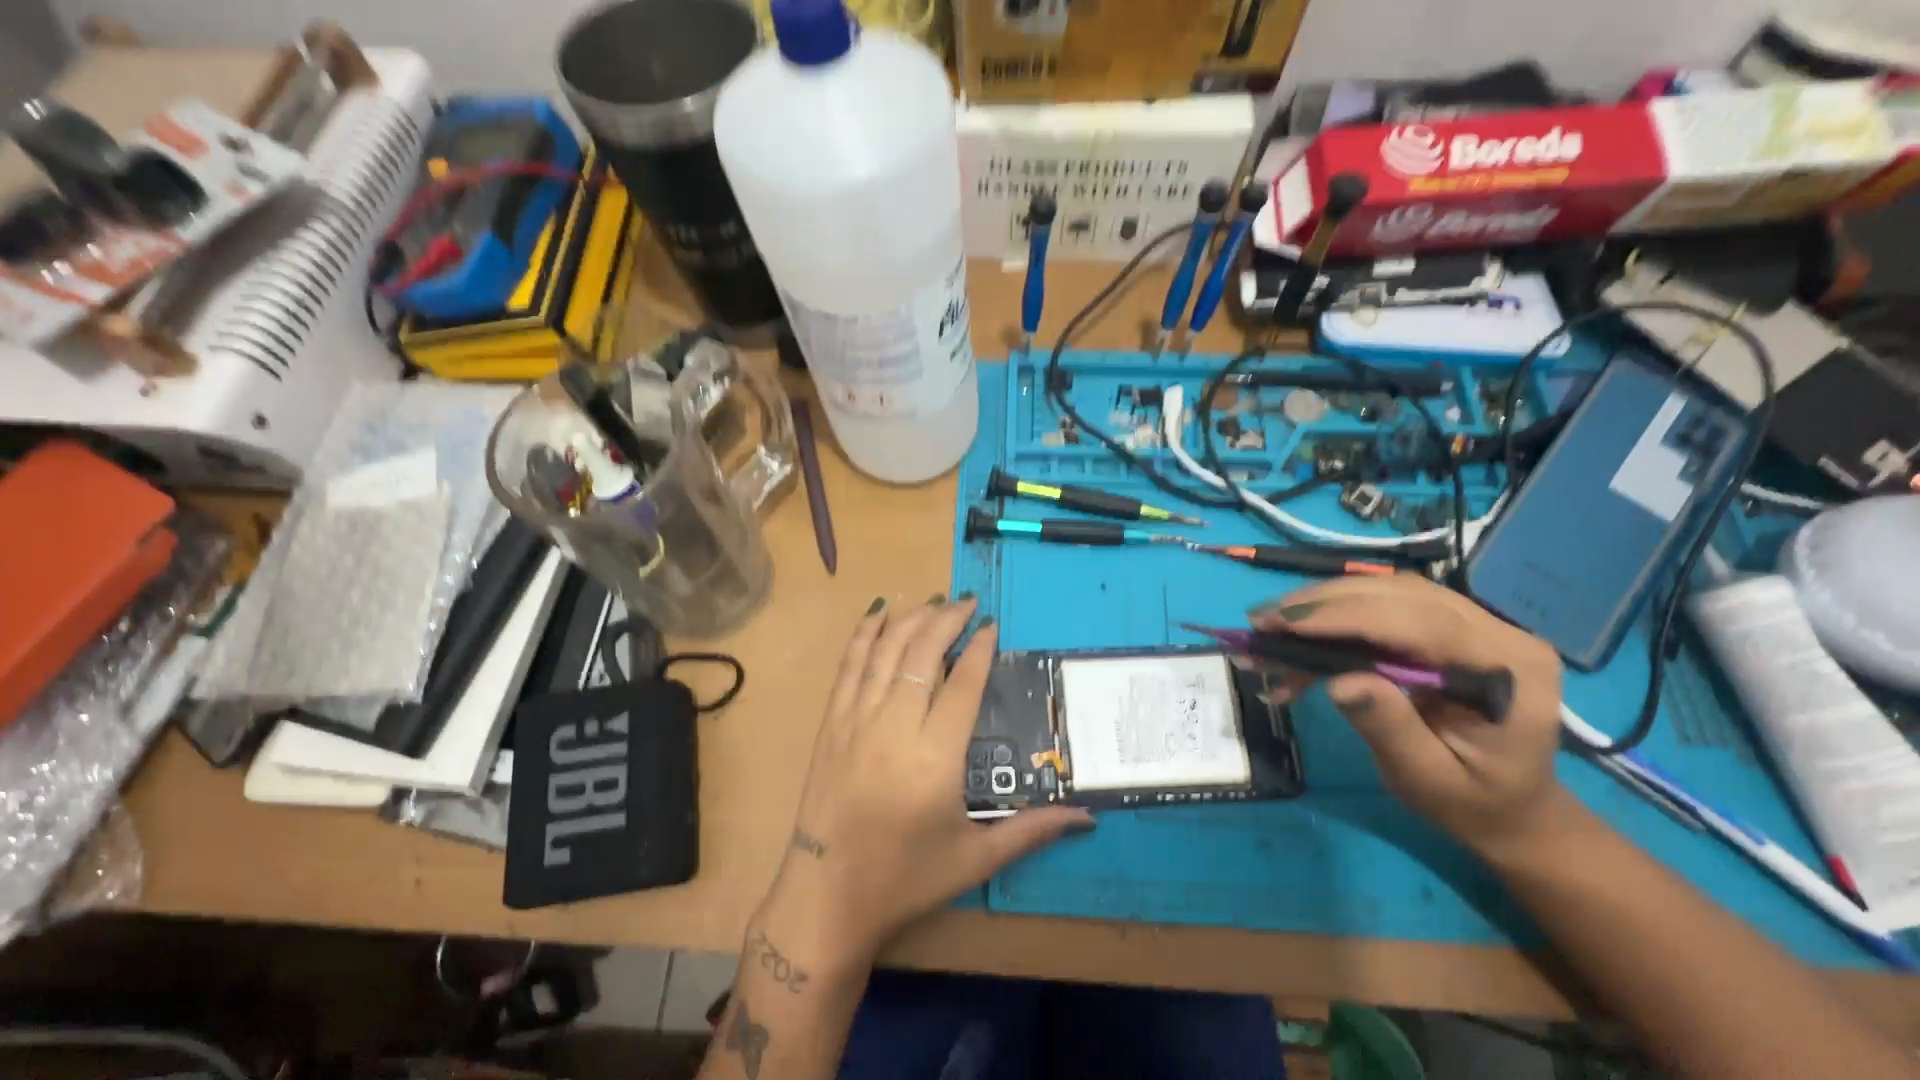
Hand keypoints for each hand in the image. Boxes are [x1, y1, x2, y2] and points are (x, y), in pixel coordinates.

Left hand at [758, 595, 1092, 968]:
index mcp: (934, 757)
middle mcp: (893, 727)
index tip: (992, 626)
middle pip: (921, 653)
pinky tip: (879, 616)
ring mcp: (855, 722)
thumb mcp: (975, 858)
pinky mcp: (830, 726)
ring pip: (884, 651)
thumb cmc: (905, 880)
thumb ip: (1032, 831)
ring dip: (910, 619)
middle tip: (969, 604)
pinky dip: (865, 635)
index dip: (979, 649)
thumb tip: (1087, 818)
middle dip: (946, 620)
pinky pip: (848, 667)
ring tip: (934, 602)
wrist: (826, 898)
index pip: (961, 683)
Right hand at [1248, 575, 1567, 858]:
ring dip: (1324, 607)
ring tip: (1270, 630)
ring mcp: (1476, 625)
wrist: (1512, 810)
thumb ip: (1391, 727)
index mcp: (1509, 669)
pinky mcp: (1449, 629)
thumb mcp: (1429, 779)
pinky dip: (1337, 621)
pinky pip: (1387, 609)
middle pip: (1402, 596)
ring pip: (1389, 594)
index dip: (1350, 616)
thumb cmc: (1473, 803)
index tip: (1285, 623)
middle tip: (1261, 622)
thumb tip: (1341, 680)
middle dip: (1326, 605)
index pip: (1423, 622)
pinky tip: (1299, 644)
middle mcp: (1499, 633)